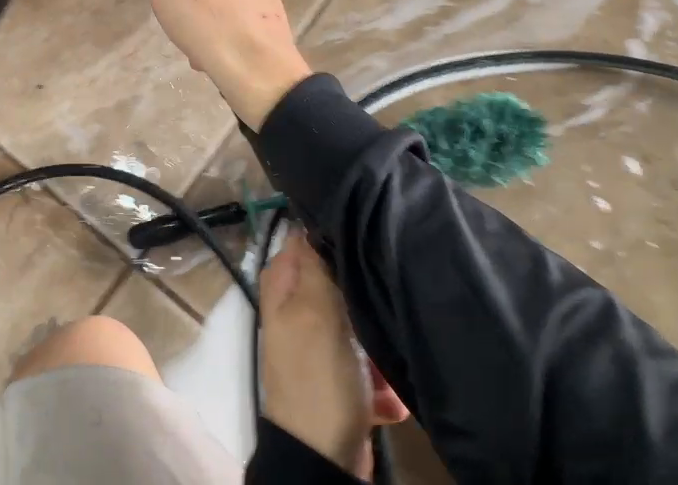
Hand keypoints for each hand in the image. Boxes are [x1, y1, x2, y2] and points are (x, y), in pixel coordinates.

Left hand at [261, 235, 409, 476]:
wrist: (322, 459)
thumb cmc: (317, 378)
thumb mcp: (317, 313)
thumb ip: (317, 266)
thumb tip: (316, 216)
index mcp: (283, 287)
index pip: (307, 238)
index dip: (336, 231)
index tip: (372, 228)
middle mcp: (298, 309)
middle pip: (341, 281)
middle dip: (369, 291)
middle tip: (394, 292)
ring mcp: (320, 345)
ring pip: (361, 323)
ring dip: (381, 343)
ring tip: (392, 355)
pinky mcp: (342, 379)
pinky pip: (371, 366)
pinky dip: (382, 381)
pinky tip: (392, 395)